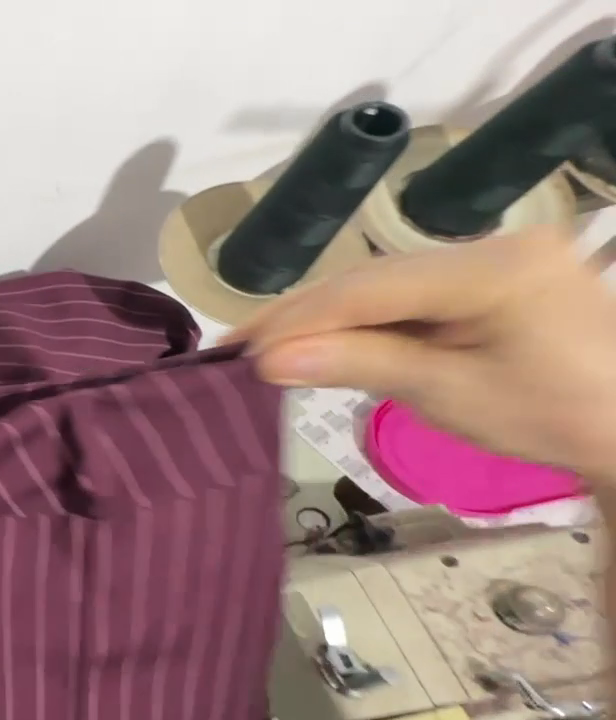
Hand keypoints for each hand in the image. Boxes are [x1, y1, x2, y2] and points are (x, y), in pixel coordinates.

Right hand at [227, 228, 615, 487]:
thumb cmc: (548, 413)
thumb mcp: (445, 392)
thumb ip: (358, 364)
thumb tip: (267, 359)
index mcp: (495, 270)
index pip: (367, 290)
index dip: (294, 320)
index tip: (236, 352)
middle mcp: (489, 248)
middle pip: (365, 280)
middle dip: (294, 316)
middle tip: (230, 349)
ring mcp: (484, 259)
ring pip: (372, 285)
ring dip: (311, 318)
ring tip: (254, 347)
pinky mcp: (477, 278)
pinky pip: (393, 294)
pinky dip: (344, 320)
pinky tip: (306, 339)